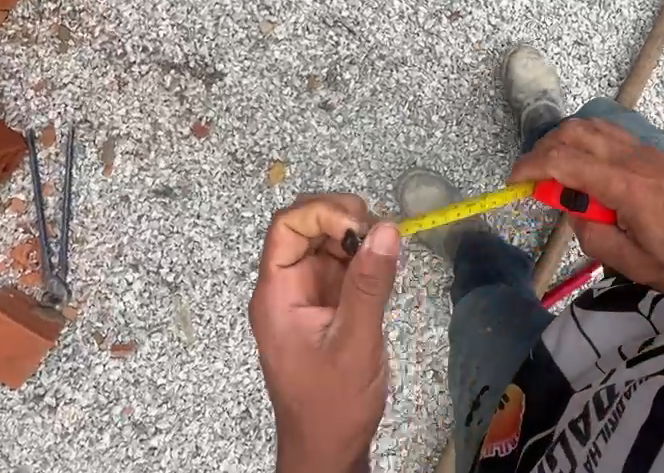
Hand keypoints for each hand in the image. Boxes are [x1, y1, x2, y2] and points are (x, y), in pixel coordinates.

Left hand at [249, 194, 401, 472]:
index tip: (359, 227)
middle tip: (378, 232)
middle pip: (306, 224)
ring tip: (386, 249)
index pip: (287, 226)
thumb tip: (387, 227)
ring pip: (327, 238)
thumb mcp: (354, 343)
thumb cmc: (333, 404)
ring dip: (357, 233)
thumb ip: (369, 284)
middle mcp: (289, 285)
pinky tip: (384, 266)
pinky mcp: (330, 301)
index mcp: (277, 293)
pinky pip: (343, 261)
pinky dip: (365, 254)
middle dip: (341, 217)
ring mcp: (309, 291)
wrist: (330, 451)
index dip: (321, 213)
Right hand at [510, 118, 663, 296]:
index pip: (564, 163)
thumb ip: (599, 241)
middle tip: (530, 180)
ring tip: (552, 172)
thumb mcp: (643, 268)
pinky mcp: (655, 152)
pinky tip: (584, 166)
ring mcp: (645, 150)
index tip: (512, 183)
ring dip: (563, 141)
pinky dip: (585, 140)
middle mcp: (631, 158)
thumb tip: (575, 218)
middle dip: (542, 150)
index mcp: (625, 186)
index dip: (531, 168)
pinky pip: (609, 132)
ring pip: (591, 126)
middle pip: (573, 133)